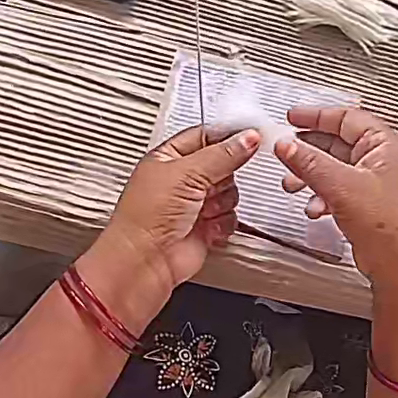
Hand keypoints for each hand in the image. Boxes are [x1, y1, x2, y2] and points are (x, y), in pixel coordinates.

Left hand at [82, 126, 258, 323]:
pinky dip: (222, 223)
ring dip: (222, 203)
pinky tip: (206, 227)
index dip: (228, 137)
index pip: (206, 136)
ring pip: (230, 192)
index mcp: (169, 157)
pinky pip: (230, 217)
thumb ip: (223, 154)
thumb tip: (248, 138)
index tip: (251, 137)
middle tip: (209, 187)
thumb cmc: (147, 217)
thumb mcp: (187, 173)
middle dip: (222, 179)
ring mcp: (194, 203)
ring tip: (204, 210)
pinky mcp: (205, 226)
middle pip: (223, 165)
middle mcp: (181, 179)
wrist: (146, 261)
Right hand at [271, 106, 397, 293]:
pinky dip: (323, 196)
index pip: (347, 118)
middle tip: (288, 149)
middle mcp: (385, 162)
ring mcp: (378, 186)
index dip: (316, 116)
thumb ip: (310, 162)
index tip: (293, 117)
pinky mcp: (371, 208)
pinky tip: (315, 207)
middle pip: (339, 144)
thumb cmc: (394, 228)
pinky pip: (340, 192)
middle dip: (309, 150)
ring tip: (293, 183)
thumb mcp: (342, 186)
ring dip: (312, 176)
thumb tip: (288, 145)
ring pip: (337, 170)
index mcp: (386, 146)